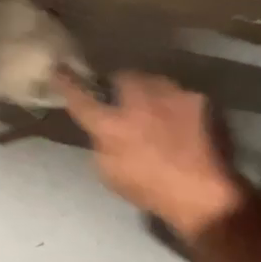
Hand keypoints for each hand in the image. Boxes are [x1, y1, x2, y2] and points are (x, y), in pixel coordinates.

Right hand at [58, 70, 244, 237]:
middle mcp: (138, 101)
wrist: (203, 192)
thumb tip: (103, 130)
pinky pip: (178, 94)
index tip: (58, 69)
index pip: (81, 98)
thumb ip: (102, 144)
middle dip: (118, 84)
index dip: (67, 83)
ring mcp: (171, 95)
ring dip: (147, 91)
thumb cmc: (150, 190)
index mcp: (111, 125)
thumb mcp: (110, 173)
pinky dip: (174, 104)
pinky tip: (180, 122)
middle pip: (121, 77)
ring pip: (152, 81)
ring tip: (153, 110)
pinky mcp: (198, 98)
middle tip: (121, 99)